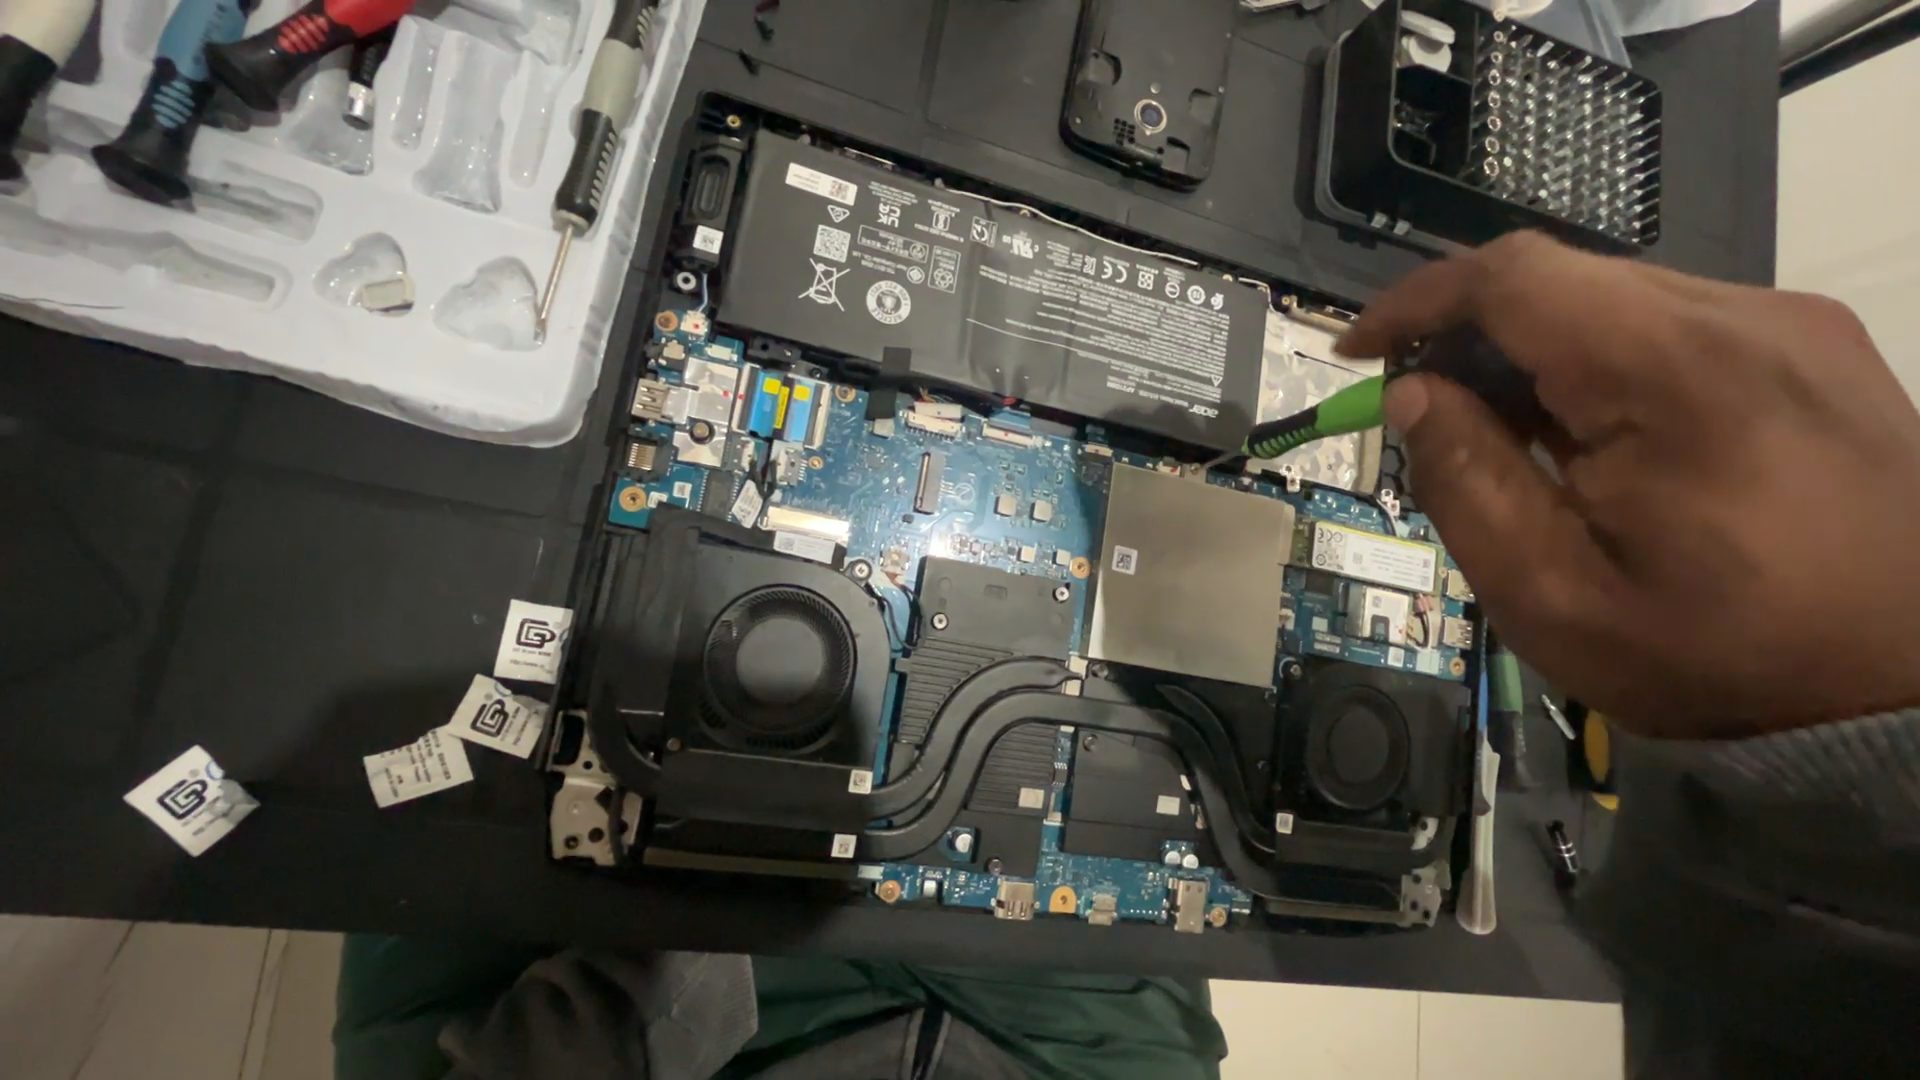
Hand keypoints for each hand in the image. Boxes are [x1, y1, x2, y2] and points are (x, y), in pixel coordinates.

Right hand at [1341, 232, 1919, 739]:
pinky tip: (1567, 430)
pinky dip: (1581, 363)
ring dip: (1519, 350)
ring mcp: (1790, 331)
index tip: (1355, 350)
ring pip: (1605, 299)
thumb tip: (1412, 393)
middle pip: (1559, 280)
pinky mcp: (1808, 355)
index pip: (1515, 279)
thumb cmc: (1705, 657)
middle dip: (1461, 331)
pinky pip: (1659, 327)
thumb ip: (1465, 480)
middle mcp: (1746, 321)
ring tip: (1484, 428)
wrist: (1900, 701)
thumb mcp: (1545, 590)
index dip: (1416, 301)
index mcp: (1677, 373)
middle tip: (1411, 403)